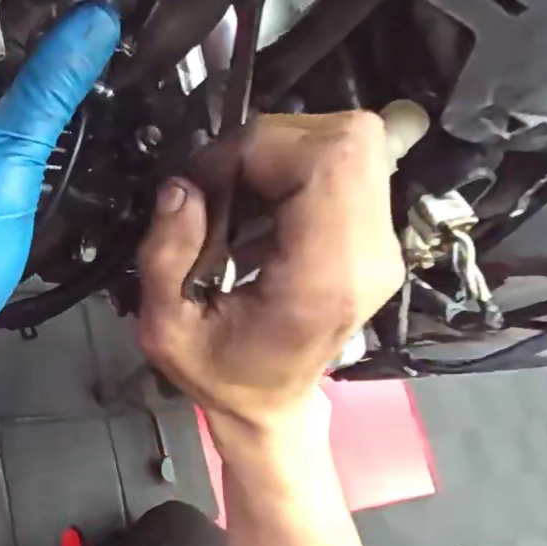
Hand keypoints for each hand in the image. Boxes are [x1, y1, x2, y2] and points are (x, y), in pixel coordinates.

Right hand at [135, 111, 407, 446]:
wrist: (271, 406)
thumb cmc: (221, 377)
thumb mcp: (166, 331)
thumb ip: (164, 258)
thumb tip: (181, 187)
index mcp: (324, 280)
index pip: (324, 160)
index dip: (255, 149)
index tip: (205, 186)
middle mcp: (370, 255)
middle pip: (348, 139)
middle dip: (268, 145)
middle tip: (221, 189)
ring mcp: (382, 244)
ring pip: (351, 143)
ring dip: (280, 156)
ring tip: (238, 203)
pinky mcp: (376, 236)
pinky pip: (346, 167)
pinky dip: (294, 170)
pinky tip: (259, 211)